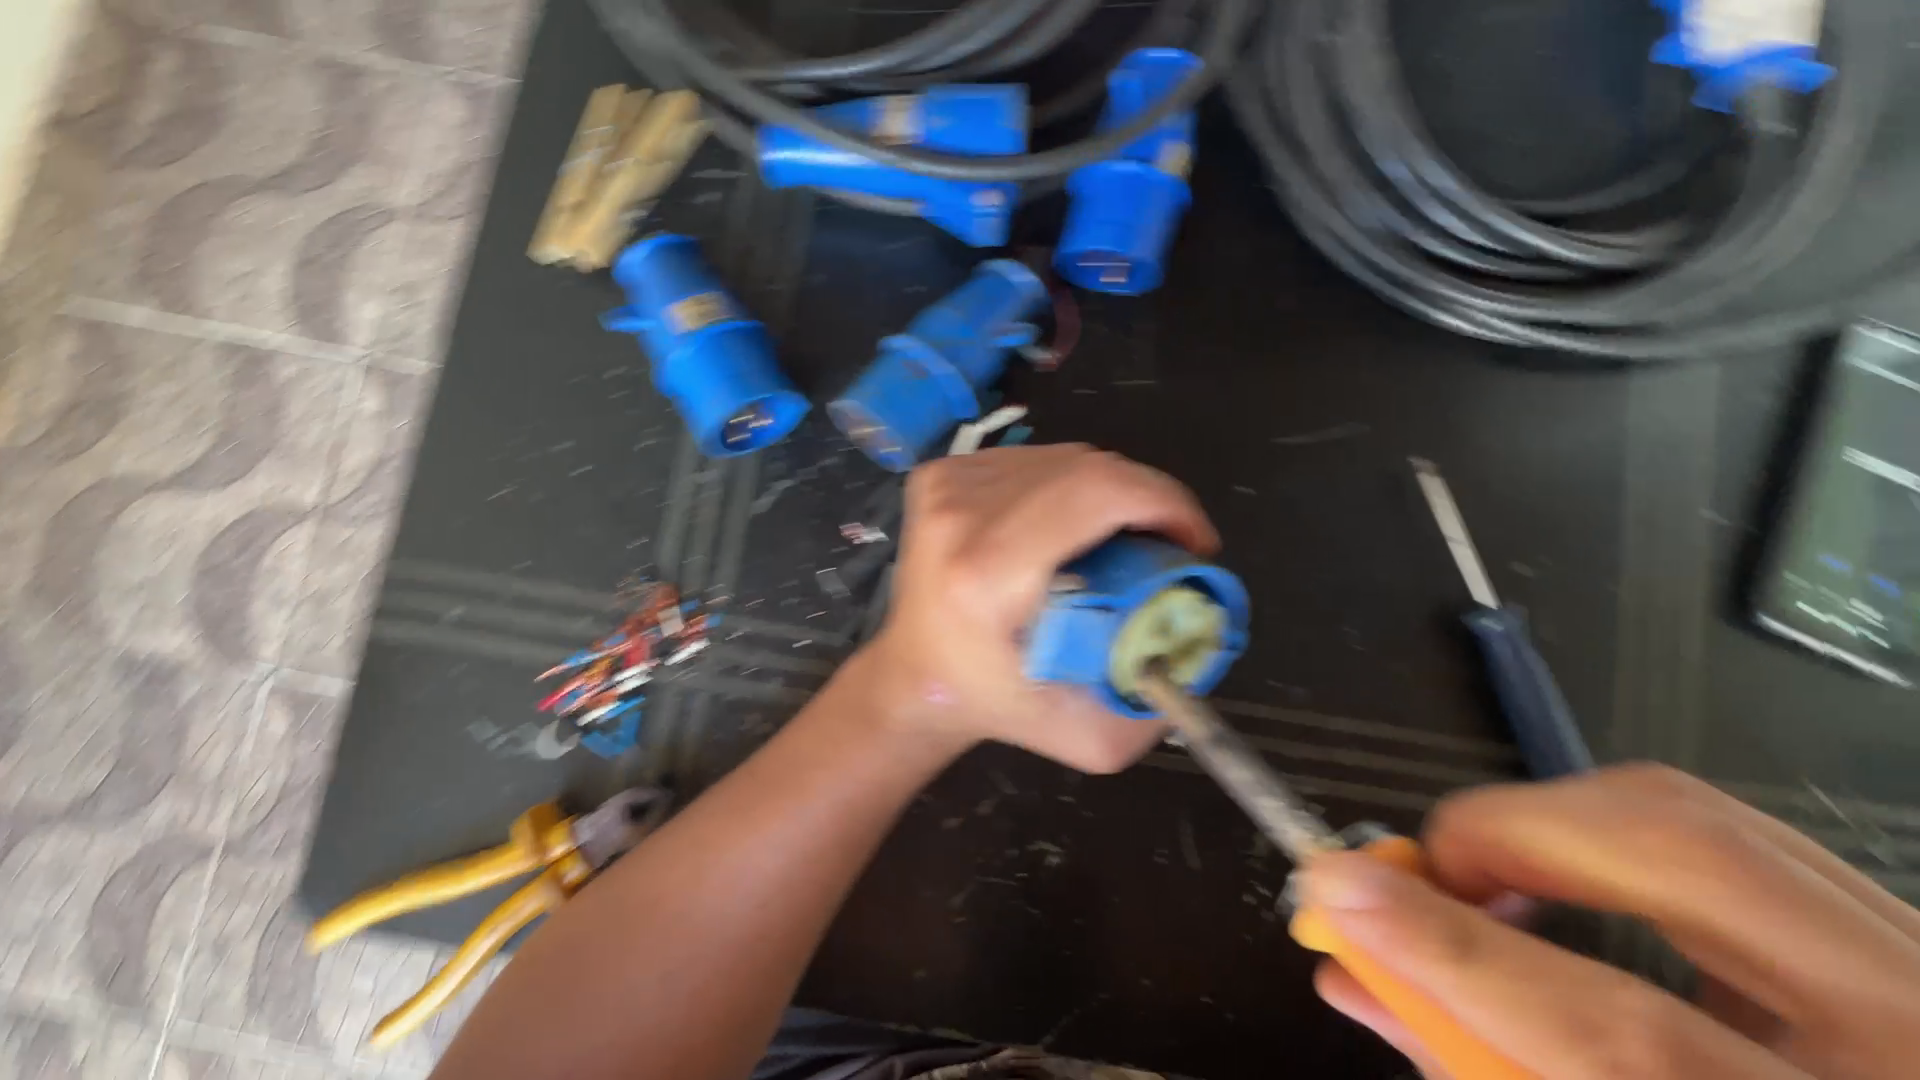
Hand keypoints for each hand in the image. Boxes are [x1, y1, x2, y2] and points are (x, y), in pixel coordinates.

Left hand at [855, 444, 1218, 773]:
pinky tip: (1067, 524)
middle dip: (1148, 498)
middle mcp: (960, 515)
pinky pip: (1032, 460)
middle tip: (1168, 544)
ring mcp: (946, 486)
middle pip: (1087, 468)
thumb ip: (1156, 701)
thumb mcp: (1090, 738)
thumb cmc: (999, 705)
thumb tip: (1206, 643)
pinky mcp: (939, 474)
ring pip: (1064, 458)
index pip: (1095, 492)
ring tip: (1119, 539)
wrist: (917, 677)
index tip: (1195, 543)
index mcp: (988, 573)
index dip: (1164, 503)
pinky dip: (1066, 485)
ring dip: (1108, 491)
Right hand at [1303, 763, 1919, 1078]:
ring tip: (1475, 879)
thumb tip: (1350, 973)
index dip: (1454, 948)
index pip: (1614, 1027)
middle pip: (1677, 853)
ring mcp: (1909, 951)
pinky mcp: (1878, 912)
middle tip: (1419, 871)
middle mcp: (1908, 1028)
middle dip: (1502, 835)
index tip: (1336, 886)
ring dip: (1540, 822)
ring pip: (1690, 810)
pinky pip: (1713, 822)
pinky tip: (1559, 885)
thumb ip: (1473, 1062)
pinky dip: (1597, 831)